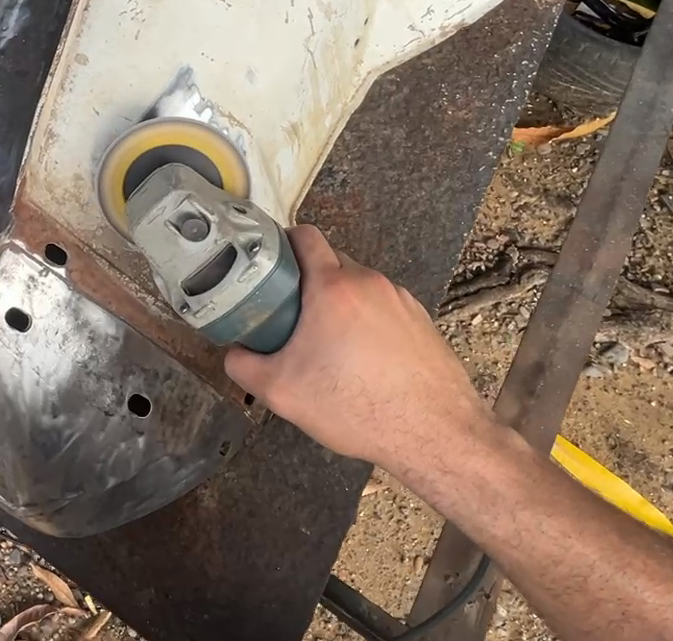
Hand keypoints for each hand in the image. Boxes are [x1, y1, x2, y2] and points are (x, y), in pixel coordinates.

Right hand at [224, 226, 494, 474]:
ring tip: (328, 342)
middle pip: (330, 261)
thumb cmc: (357, 407)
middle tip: (290, 313)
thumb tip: (234, 352)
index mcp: (333, 286)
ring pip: (358, 286)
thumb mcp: (280, 391)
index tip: (269, 265)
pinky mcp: (424, 322)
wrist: (438, 437)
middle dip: (307, 280)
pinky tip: (364, 359)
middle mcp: (369, 282)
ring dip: (339, 303)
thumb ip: (243, 365)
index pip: (305, 236)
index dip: (282, 242)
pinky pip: (384, 308)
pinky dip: (368, 322)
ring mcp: (401, 300)